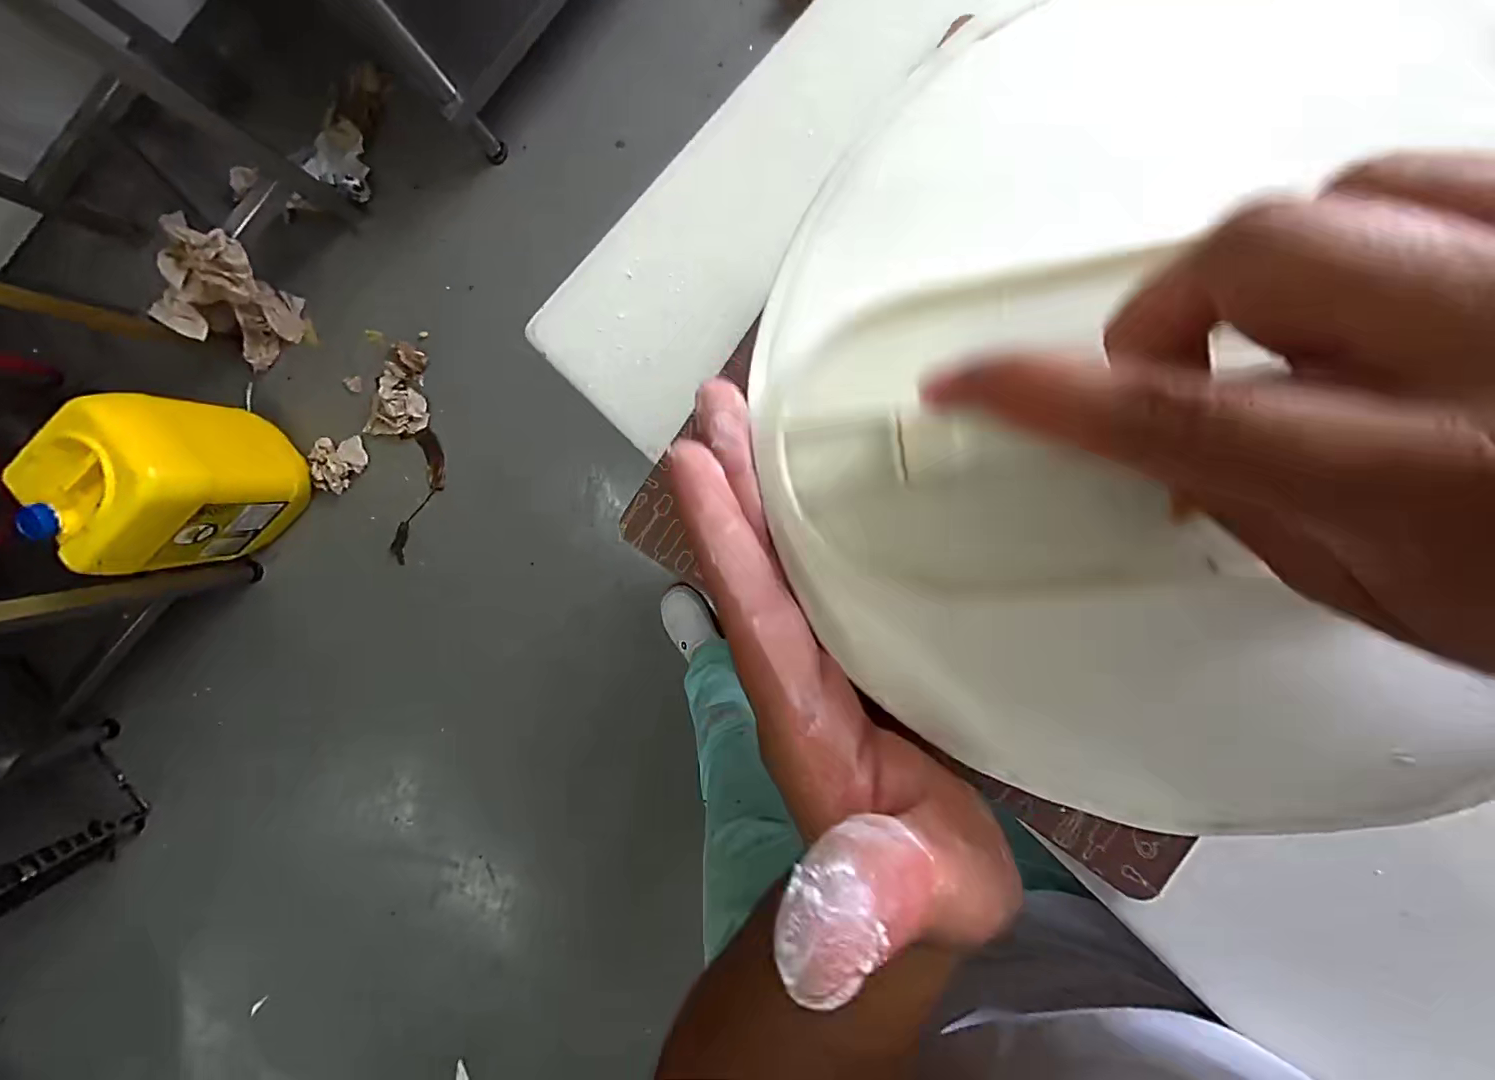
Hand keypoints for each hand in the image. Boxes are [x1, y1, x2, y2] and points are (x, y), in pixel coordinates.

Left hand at [667, 381, 1019, 1011]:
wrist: (914, 892)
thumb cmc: (900, 889)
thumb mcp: (892, 899)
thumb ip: (857, 903)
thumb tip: (822, 937)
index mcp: (795, 697)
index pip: (749, 601)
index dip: (718, 532)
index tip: (689, 455)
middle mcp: (800, 654)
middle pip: (757, 552)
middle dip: (732, 476)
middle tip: (715, 398)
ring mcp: (831, 643)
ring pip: (790, 546)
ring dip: (769, 477)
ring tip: (758, 405)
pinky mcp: (869, 642)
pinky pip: (839, 561)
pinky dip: (828, 510)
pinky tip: (840, 467)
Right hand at [924, 152, 1494, 674]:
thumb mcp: (1383, 593)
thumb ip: (1252, 508)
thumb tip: (1166, 453)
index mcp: (1414, 477)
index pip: (1160, 414)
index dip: (1034, 392)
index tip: (957, 383)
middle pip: (1256, 251)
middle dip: (1171, 305)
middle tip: (1172, 364)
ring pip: (1355, 193)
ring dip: (1276, 268)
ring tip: (1292, 333)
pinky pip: (1461, 175)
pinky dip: (1384, 236)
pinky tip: (1394, 300)